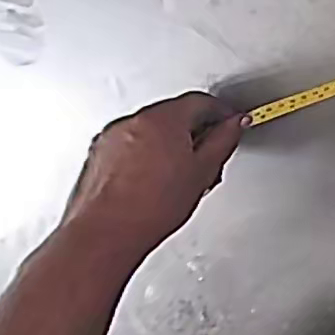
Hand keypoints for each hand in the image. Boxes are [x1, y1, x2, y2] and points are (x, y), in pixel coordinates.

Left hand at [59, 90, 246, 261]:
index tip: (231, 123)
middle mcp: (134, 121)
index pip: (200, 101)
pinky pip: (132, 144)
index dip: (222, 113)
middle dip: (195, 131)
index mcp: (162, 119)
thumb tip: (234, 124)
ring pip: (153, 130)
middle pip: (175, 114)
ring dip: (171, 144)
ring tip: (182, 176)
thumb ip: (223, 140)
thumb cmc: (150, 207)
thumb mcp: (203, 171)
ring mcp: (112, 136)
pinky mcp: (100, 153)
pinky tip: (157, 182)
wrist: (106, 234)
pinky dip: (148, 154)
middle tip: (210, 154)